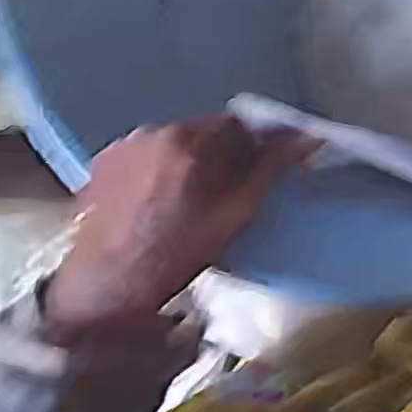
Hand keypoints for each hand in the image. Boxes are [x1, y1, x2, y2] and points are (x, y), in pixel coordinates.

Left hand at [45, 115, 315, 335]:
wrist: (107, 287)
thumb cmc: (179, 251)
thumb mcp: (237, 212)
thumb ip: (273, 169)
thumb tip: (309, 137)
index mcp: (189, 140)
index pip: (237, 124)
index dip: (253, 147)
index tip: (255, 174)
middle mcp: (154, 132)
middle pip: (205, 130)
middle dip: (222, 151)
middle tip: (228, 188)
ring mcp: (124, 146)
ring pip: (176, 140)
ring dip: (191, 158)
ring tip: (192, 196)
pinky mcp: (103, 162)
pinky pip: (147, 152)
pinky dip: (162, 165)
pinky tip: (161, 198)